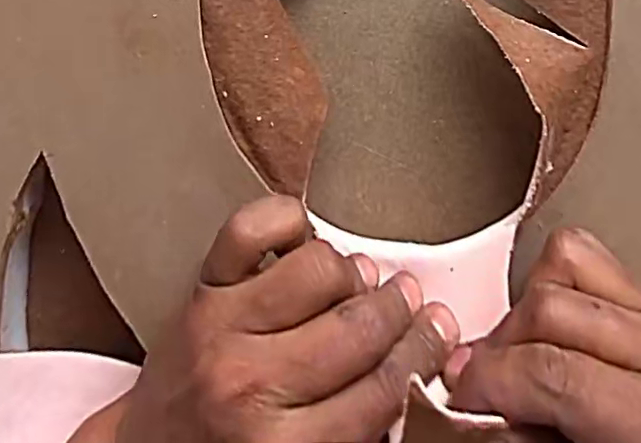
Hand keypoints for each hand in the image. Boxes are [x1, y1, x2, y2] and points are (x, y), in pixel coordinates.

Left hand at [84, 195, 459, 442]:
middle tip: (410, 297)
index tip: (440, 329)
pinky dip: (285, 218)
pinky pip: (249, 229)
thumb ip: (355, 422)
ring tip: (361, 277)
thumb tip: (410, 365)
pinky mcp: (200, 287)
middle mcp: (253, 383)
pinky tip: (303, 235)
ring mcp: (222, 326)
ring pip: (316, 270)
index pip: (380, 391)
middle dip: (398, 309)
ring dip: (350, 269)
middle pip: (356, 327)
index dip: (421, 354)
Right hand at [443, 228, 640, 442]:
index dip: (491, 382)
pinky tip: (549, 324)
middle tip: (480, 384)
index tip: (464, 400)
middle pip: (550, 307)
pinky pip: (592, 258)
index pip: (553, 372)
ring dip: (525, 305)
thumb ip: (534, 435)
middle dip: (499, 346)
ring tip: (517, 351)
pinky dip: (555, 280)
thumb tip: (472, 406)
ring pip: (568, 259)